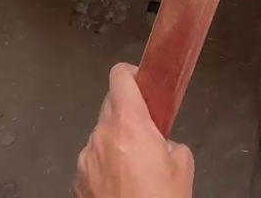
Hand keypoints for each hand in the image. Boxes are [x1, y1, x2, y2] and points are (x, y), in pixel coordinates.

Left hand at [75, 64, 193, 197]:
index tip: (144, 84)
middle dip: (128, 112)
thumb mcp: (182, 162)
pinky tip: (121, 184)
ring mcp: (85, 160)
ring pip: (101, 134)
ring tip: (134, 166)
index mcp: (128, 122)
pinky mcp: (77, 182)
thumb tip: (159, 139)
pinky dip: (104, 164)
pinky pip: (92, 159)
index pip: (120, 75)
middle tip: (146, 130)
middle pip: (111, 104)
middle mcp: (101, 136)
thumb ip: (167, 137)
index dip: (133, 75)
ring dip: (115, 140)